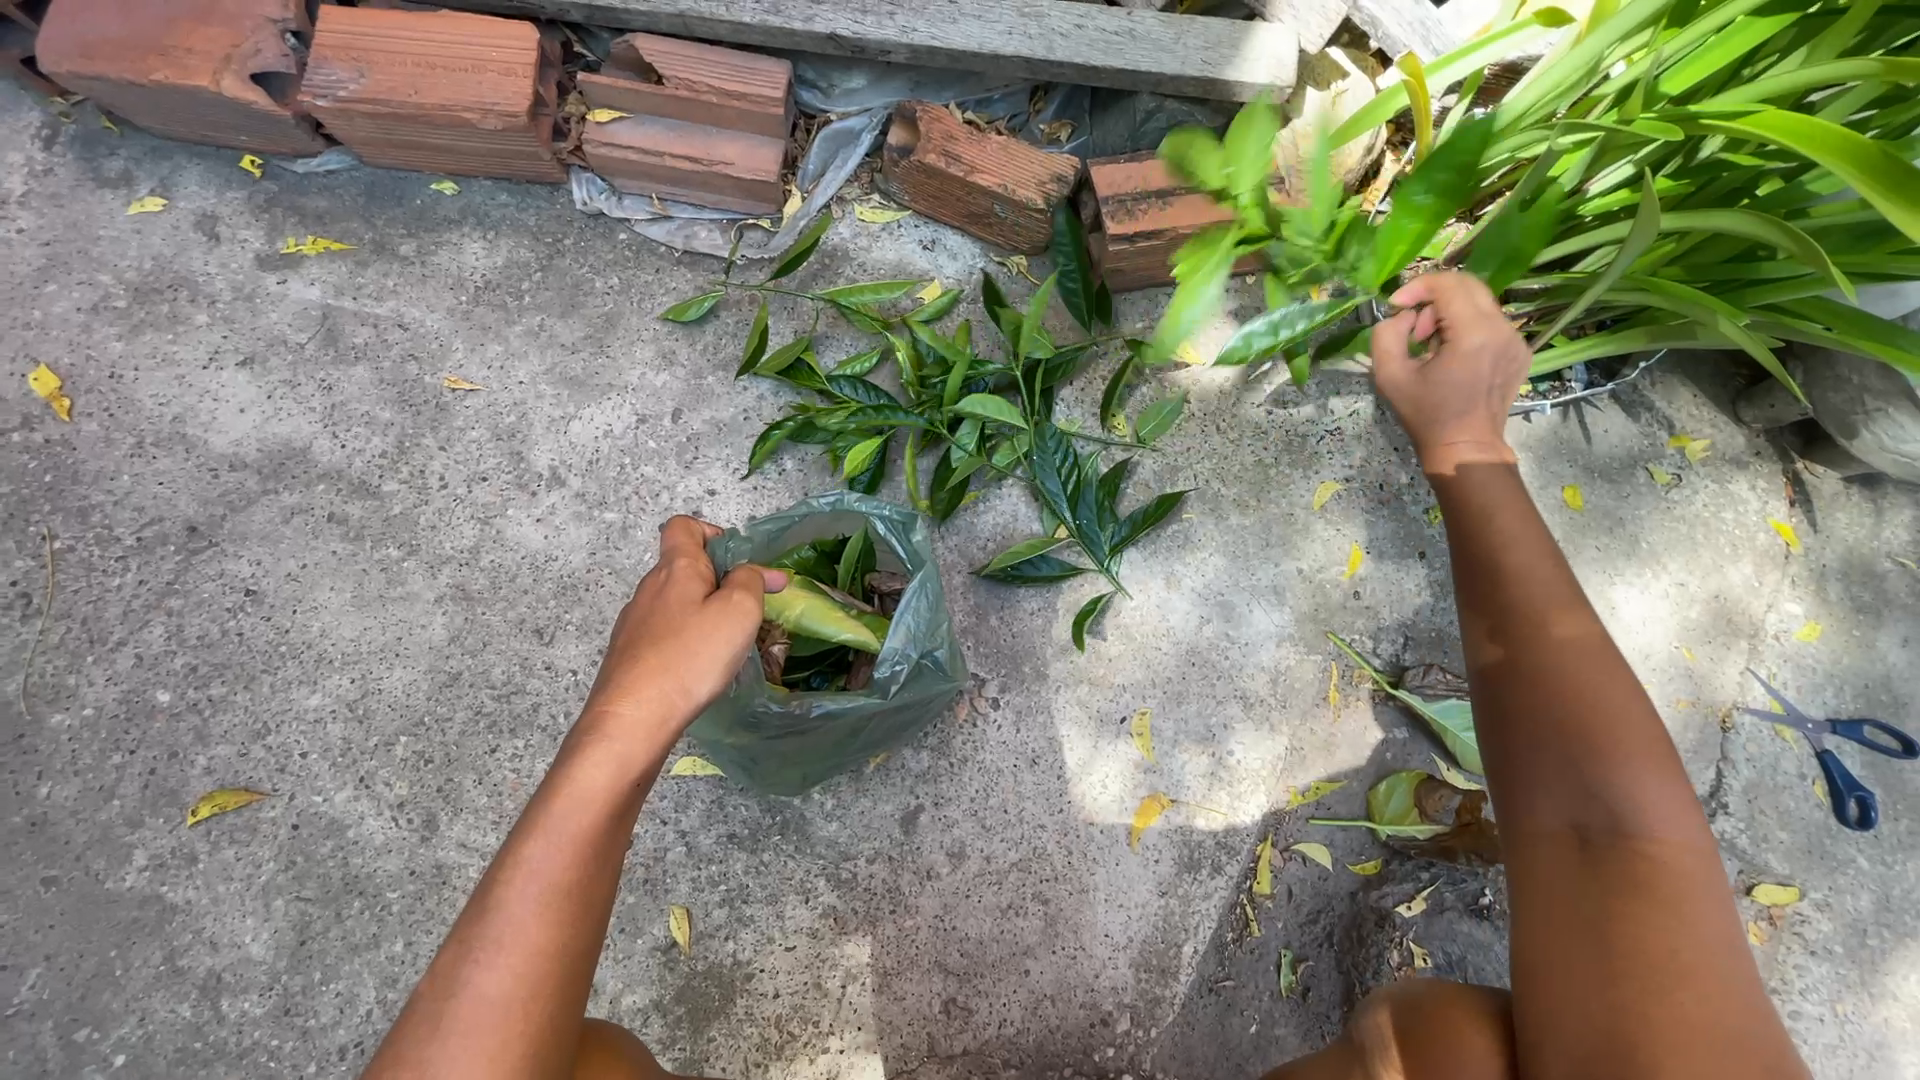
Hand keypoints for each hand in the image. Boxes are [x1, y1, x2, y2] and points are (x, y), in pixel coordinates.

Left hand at [573, 516, 786, 763]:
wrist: (634, 717)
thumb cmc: (691, 656)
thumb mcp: (739, 611)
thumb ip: (750, 581)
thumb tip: (755, 571)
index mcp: (676, 568)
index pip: (683, 526)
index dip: (712, 533)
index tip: (737, 562)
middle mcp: (649, 588)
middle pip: (683, 567)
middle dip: (718, 582)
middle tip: (747, 611)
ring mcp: (634, 622)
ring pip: (676, 603)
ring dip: (703, 613)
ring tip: (728, 644)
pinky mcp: (629, 653)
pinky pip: (665, 633)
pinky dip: (686, 640)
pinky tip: (700, 668)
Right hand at [1370, 272, 1531, 474]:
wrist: (1466, 446)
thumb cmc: (1425, 414)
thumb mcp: (1389, 376)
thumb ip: (1386, 335)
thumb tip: (1403, 317)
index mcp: (1473, 334)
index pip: (1448, 284)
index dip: (1417, 286)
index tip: (1395, 306)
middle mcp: (1503, 329)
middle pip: (1467, 285)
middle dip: (1432, 299)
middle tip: (1413, 330)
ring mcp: (1516, 339)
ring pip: (1478, 303)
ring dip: (1448, 315)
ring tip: (1430, 347)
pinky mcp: (1520, 349)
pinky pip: (1490, 322)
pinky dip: (1465, 329)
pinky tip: (1451, 357)